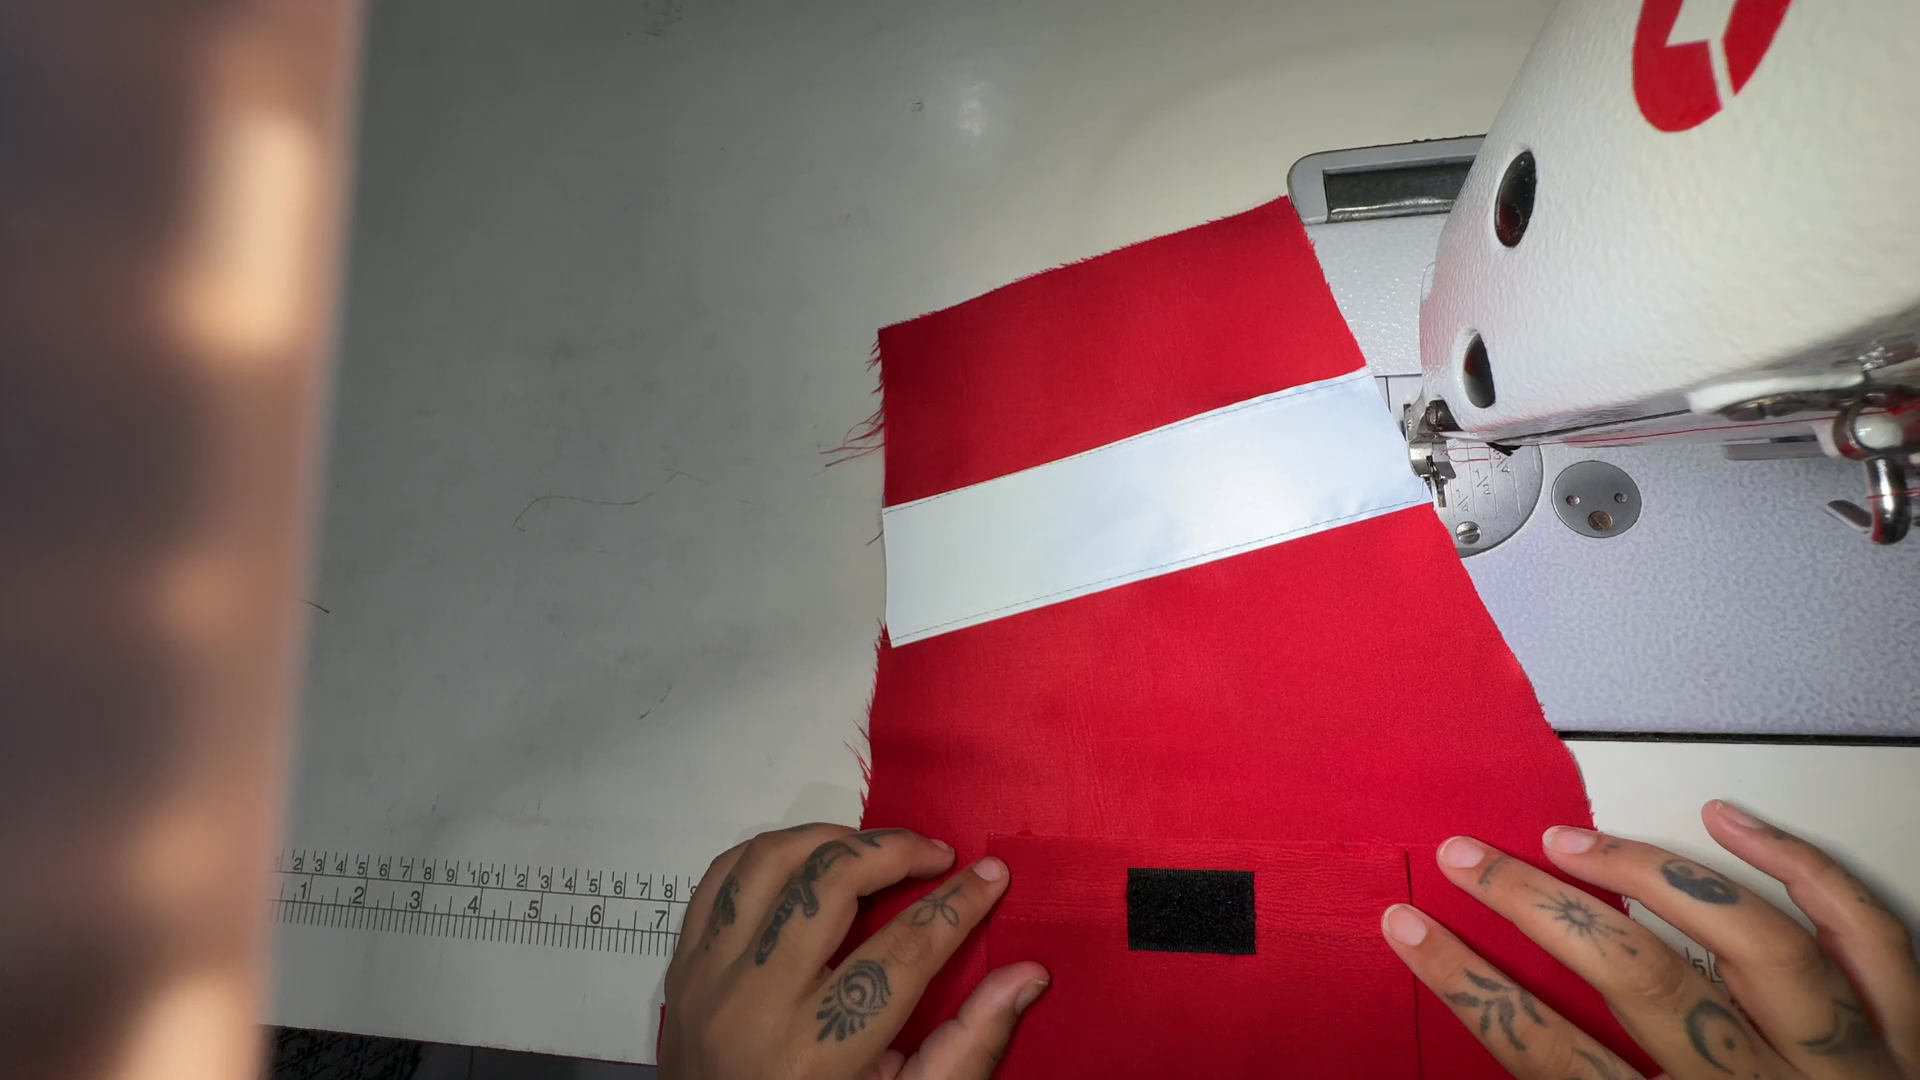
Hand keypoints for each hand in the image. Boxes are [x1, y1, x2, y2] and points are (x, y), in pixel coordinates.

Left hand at [662, 824, 1048, 1079]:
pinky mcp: (680, 964)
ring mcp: (708, 979)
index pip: (904, 952)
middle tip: (936, 854)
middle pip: (833, 883)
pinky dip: (771, 850)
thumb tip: (1030, 973)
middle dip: (897, 850)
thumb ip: (969, 1046)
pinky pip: (722, 873)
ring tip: (874, 850)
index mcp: (817, 1057)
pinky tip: (809, 860)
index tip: (992, 871)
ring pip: (773, 859)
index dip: (959, 904)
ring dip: (833, 838)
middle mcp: (754, 1007)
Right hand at [1383, 800, 1918, 1078]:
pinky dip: (1802, 872)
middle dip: (1535, 905)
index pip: (1552, 1057)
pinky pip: (1872, 946)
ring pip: (1755, 947)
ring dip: (1647, 876)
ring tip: (1568, 839)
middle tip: (1467, 857)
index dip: (1465, 984)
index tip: (1406, 926)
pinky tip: (1727, 821)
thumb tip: (1491, 1032)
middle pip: (1641, 980)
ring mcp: (1860, 1073)